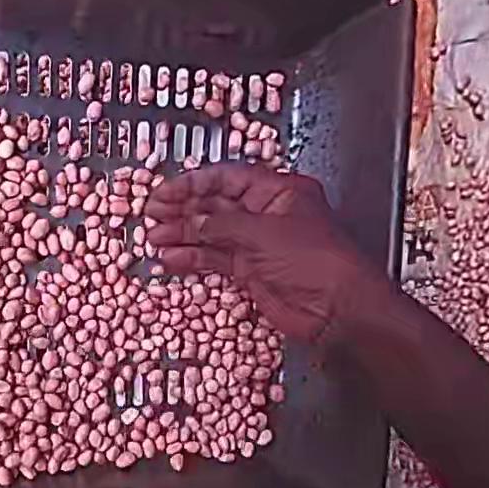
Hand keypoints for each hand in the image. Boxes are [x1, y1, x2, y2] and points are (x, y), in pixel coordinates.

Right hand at [143, 167, 389, 343]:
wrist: (336, 309)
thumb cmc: (315, 260)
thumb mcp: (263, 232)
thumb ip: (221, 223)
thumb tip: (191, 219)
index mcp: (277, 192)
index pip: (226, 178)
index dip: (192, 183)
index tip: (164, 192)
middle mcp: (265, 214)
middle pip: (214, 205)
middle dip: (182, 209)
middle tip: (152, 213)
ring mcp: (255, 244)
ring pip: (210, 233)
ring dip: (181, 235)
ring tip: (153, 238)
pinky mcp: (249, 271)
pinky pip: (214, 260)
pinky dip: (192, 259)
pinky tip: (171, 259)